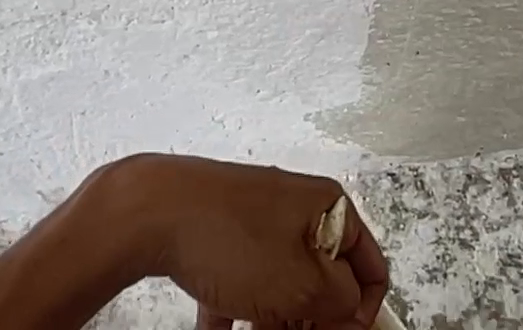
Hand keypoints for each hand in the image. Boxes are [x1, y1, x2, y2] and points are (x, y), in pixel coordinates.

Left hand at [98, 155, 389, 329]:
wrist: (152, 210)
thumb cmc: (225, 234)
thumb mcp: (302, 284)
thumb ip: (342, 302)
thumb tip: (357, 311)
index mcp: (328, 206)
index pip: (370, 266)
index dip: (361, 312)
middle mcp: (297, 205)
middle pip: (324, 277)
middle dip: (312, 319)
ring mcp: (259, 215)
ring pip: (282, 281)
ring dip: (276, 319)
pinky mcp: (226, 229)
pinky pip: (245, 277)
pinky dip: (239, 308)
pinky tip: (221, 328)